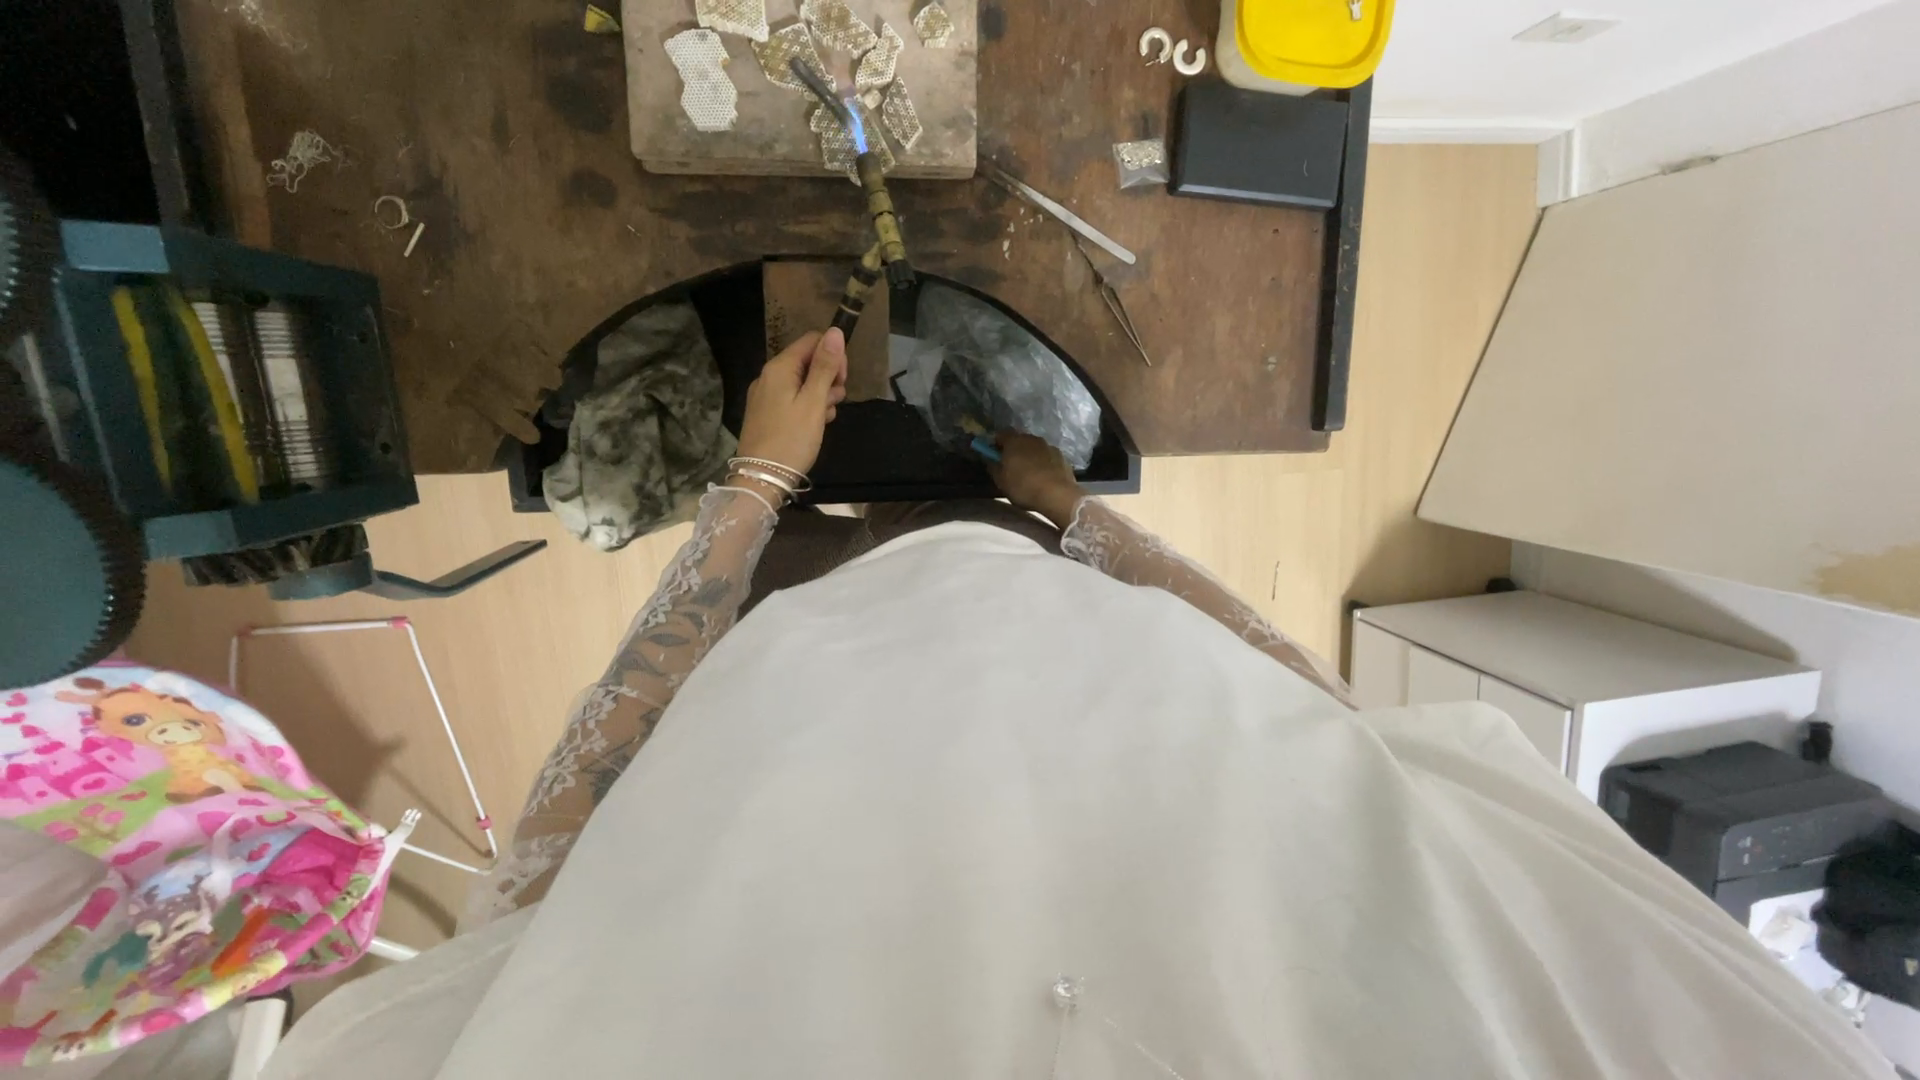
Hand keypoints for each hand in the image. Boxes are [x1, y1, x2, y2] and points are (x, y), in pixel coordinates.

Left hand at [736, 328, 847, 474]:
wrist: (762, 477)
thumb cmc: (792, 439)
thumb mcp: (814, 402)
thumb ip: (825, 367)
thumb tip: (835, 331)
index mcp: (779, 368)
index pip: (812, 341)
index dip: (833, 356)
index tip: (842, 380)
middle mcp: (769, 376)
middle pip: (807, 361)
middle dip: (828, 377)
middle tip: (836, 401)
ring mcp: (766, 395)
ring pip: (802, 382)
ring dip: (821, 395)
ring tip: (826, 417)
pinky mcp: (767, 412)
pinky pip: (793, 399)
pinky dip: (808, 407)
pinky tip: (815, 425)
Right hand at [988, 432, 1082, 525]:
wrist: (1056, 494)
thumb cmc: (1023, 486)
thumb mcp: (1001, 481)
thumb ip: (993, 467)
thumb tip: (990, 460)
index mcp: (1014, 441)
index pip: (1001, 434)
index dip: (996, 443)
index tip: (994, 454)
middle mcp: (1032, 438)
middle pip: (1020, 439)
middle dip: (1014, 449)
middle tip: (1011, 465)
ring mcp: (1049, 446)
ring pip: (1035, 448)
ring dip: (1030, 456)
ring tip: (1029, 473)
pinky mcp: (1062, 457)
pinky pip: (1047, 457)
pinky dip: (1043, 463)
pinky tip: (1043, 477)